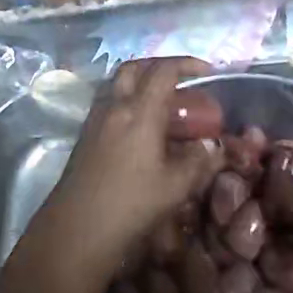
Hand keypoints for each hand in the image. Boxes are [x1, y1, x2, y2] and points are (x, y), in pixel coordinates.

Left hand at [39, 57, 222, 280]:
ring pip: (117, 84)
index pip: (163, 71)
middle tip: (181, 80)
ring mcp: (95, 120)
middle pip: (134, 68)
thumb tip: (215, 145)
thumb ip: (199, 160)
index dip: (187, 64)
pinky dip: (128, 101)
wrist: (77, 229)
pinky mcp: (85, 136)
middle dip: (159, 65)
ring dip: (140, 81)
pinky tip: (142, 127)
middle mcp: (114, 107)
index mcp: (138, 112)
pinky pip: (109, 103)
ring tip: (163, 102)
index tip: (207, 70)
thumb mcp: (176, 186)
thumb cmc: (130, 205)